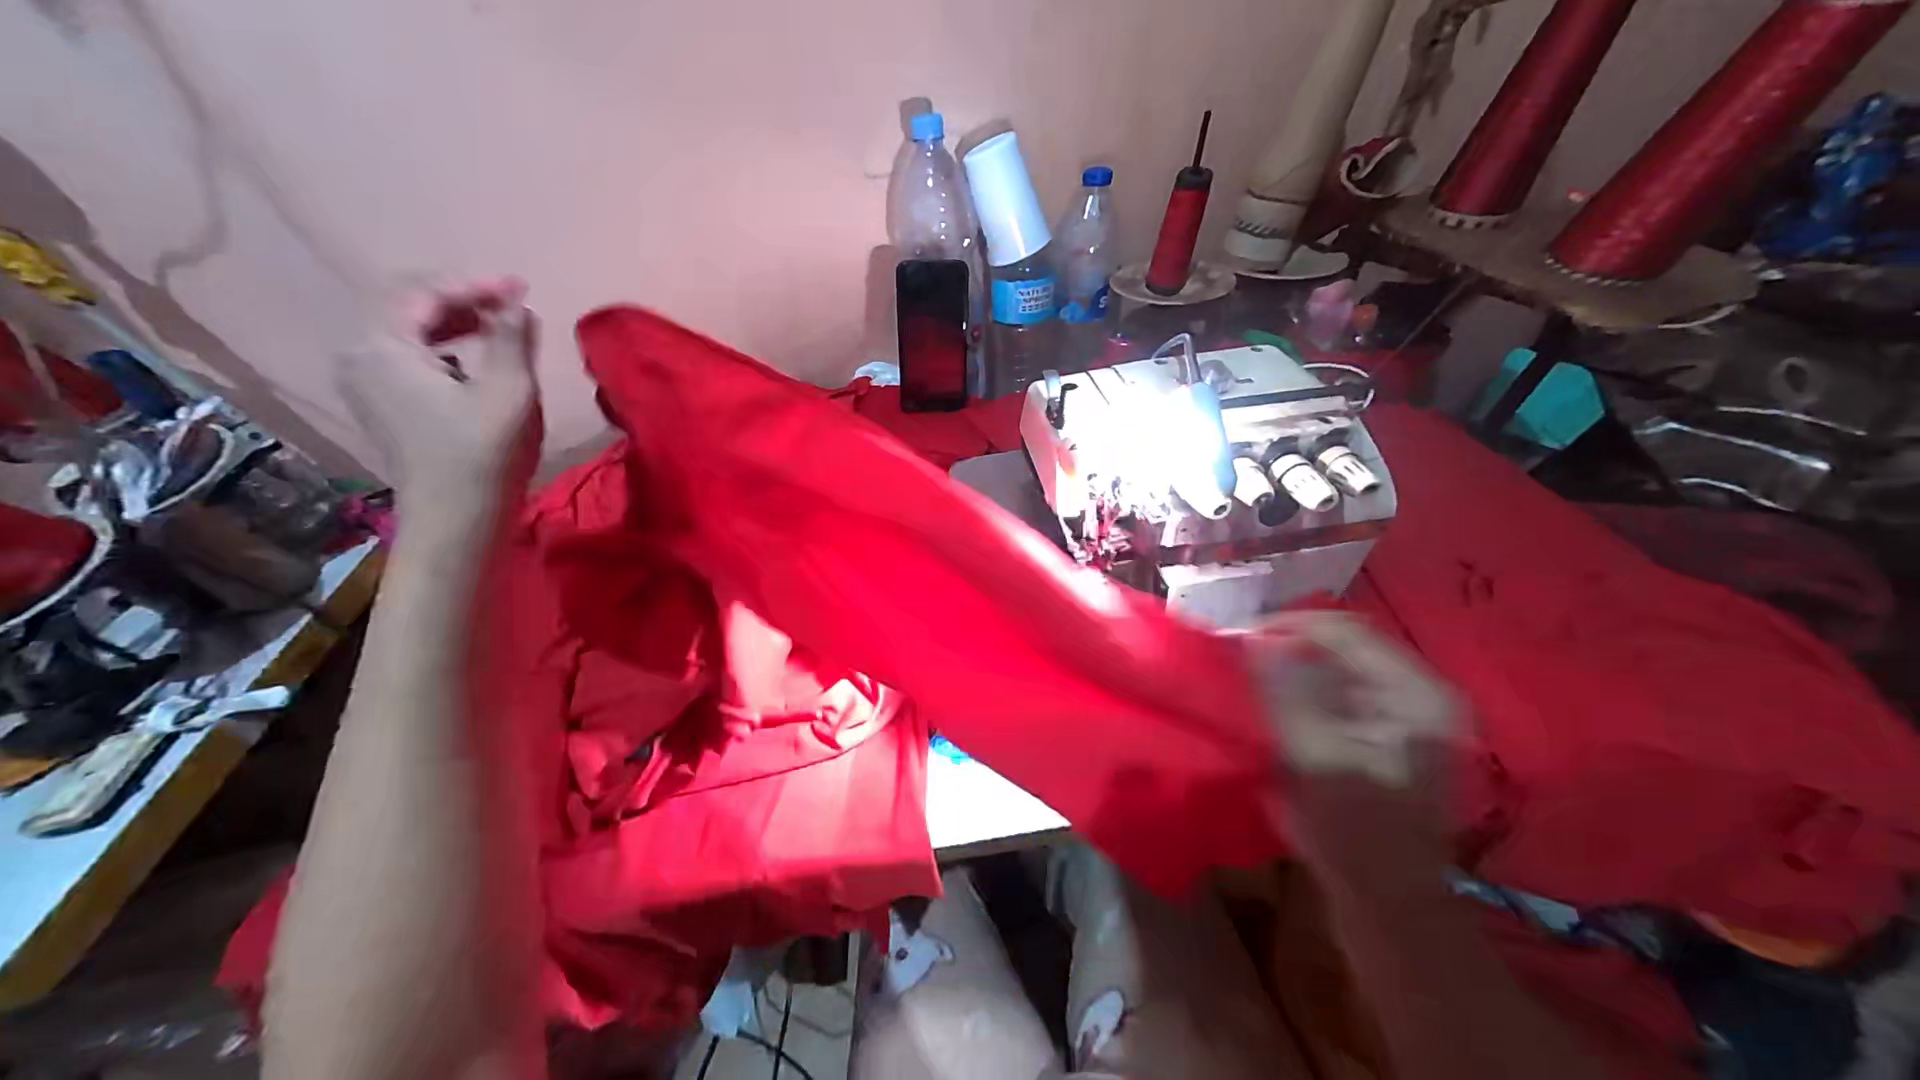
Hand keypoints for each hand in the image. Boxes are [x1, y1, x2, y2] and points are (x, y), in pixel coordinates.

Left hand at [339, 279, 541, 517]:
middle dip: (462, 299)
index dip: (475, 284)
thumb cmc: (483, 454)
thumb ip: (512, 338)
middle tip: (511, 304)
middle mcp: (359, 355)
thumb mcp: (509, 391)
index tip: (522, 288)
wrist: (455, 519)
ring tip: (499, 328)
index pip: (423, 291)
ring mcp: (364, 381)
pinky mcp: (381, 403)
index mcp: (382, 346)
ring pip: (407, 331)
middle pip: (407, 305)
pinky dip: (443, 347)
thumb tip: (517, 305)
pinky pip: (407, 356)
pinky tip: (476, 360)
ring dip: (454, 322)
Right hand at [1247, 612, 1459, 889]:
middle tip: (1238, 659)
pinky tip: (1271, 706)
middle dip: (1285, 648)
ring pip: (1333, 668)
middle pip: (1339, 646)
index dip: (1287, 627)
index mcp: (1414, 692)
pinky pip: (1334, 693)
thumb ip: (1288, 694)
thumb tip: (1256, 639)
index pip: (1343, 630)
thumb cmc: (1355, 834)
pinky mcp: (1382, 735)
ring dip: (1288, 670)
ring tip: (1248, 679)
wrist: (1386, 902)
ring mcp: (1401, 715)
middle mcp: (1415, 693)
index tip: (1237, 640)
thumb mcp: (1317, 760)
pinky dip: (1299, 692)